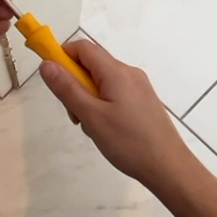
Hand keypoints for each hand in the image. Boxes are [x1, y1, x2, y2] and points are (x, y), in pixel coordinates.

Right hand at [39, 40, 198, 190]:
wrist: (170, 168)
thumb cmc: (128, 142)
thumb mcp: (91, 116)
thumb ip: (66, 88)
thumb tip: (46, 64)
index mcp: (116, 71)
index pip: (82, 48)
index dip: (62, 55)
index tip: (51, 78)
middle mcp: (129, 73)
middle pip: (92, 64)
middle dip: (75, 83)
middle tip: (74, 113)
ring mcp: (139, 87)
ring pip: (102, 81)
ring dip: (88, 97)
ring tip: (92, 127)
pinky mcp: (144, 101)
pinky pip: (115, 93)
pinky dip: (102, 104)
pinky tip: (106, 130)